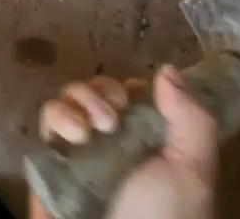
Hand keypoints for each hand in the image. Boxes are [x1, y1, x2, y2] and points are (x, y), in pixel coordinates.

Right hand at [33, 69, 217, 218]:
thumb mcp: (193, 172)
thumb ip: (190, 119)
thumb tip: (167, 68)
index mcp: (148, 147)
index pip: (131, 99)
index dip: (129, 88)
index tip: (135, 94)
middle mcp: (112, 146)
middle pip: (95, 93)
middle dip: (100, 90)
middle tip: (111, 113)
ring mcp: (79, 154)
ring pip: (68, 101)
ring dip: (78, 100)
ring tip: (90, 128)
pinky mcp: (49, 163)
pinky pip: (46, 124)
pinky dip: (57, 116)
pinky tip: (73, 134)